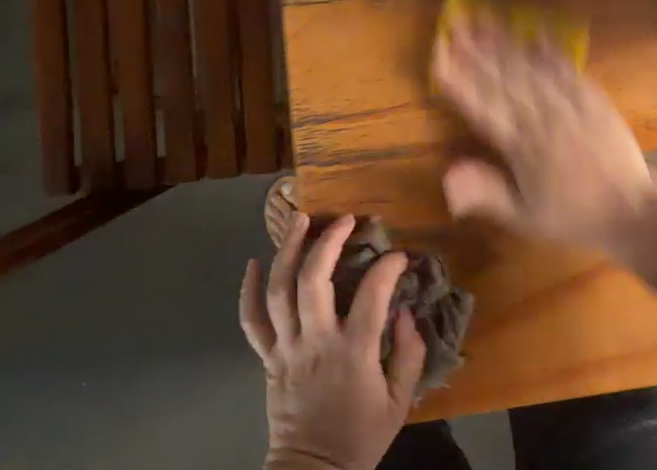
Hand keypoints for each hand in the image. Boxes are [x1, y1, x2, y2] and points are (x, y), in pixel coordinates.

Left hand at [240, 213, 426, 469]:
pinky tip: (254, 262)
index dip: (387, 267)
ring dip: (289, 250)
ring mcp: (286, 348)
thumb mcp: (399, 402)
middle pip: (313, 280)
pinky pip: (251, 321)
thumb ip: (408, 355)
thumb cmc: (360, 437)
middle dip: (328, 242)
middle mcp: (316, 341)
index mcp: (353, 352)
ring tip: (300, 220)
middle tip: (344, 220)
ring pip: (279, 290)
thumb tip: (406, 312)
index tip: (399, 255)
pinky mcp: (268, 358)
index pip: (372, 295)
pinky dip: (248, 290)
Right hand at [431, 11, 655, 252]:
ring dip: (505, 42)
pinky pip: (566, 67)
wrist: (631, 211)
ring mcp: (569, 103)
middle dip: (475, 51)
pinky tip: (534, 30)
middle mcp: (542, 118)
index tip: (439, 56)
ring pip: (530, 66)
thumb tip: (447, 178)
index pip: (481, 105)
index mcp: (520, 146)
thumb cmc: (571, 215)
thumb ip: (486, 194)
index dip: (457, 79)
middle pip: (502, 78)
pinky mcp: (592, 96)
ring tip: (484, 20)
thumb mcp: (524, 216)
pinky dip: (549, 47)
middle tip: (455, 25)